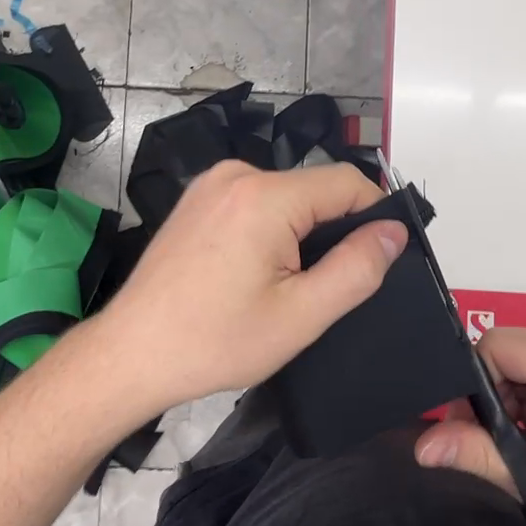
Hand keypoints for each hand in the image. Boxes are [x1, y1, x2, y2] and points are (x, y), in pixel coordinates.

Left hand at [95, 160, 406, 414]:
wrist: (132, 352)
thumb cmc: (215, 340)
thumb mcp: (301, 316)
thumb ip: (357, 269)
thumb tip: (394, 231)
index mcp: (265, 194)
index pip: (347, 182)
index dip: (375, 215)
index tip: (380, 258)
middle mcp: (236, 174)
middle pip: (314, 189)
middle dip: (333, 231)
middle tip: (326, 287)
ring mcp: (210, 184)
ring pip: (285, 197)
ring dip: (301, 233)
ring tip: (287, 286)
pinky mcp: (196, 200)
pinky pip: (254, 202)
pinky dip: (270, 230)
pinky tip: (254, 274)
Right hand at [413, 328, 525, 525]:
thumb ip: (474, 452)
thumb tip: (421, 446)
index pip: (495, 346)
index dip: (474, 383)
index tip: (470, 427)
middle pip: (503, 350)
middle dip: (487, 394)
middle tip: (490, 440)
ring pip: (513, 361)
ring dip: (503, 400)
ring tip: (516, 442)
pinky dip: (519, 401)